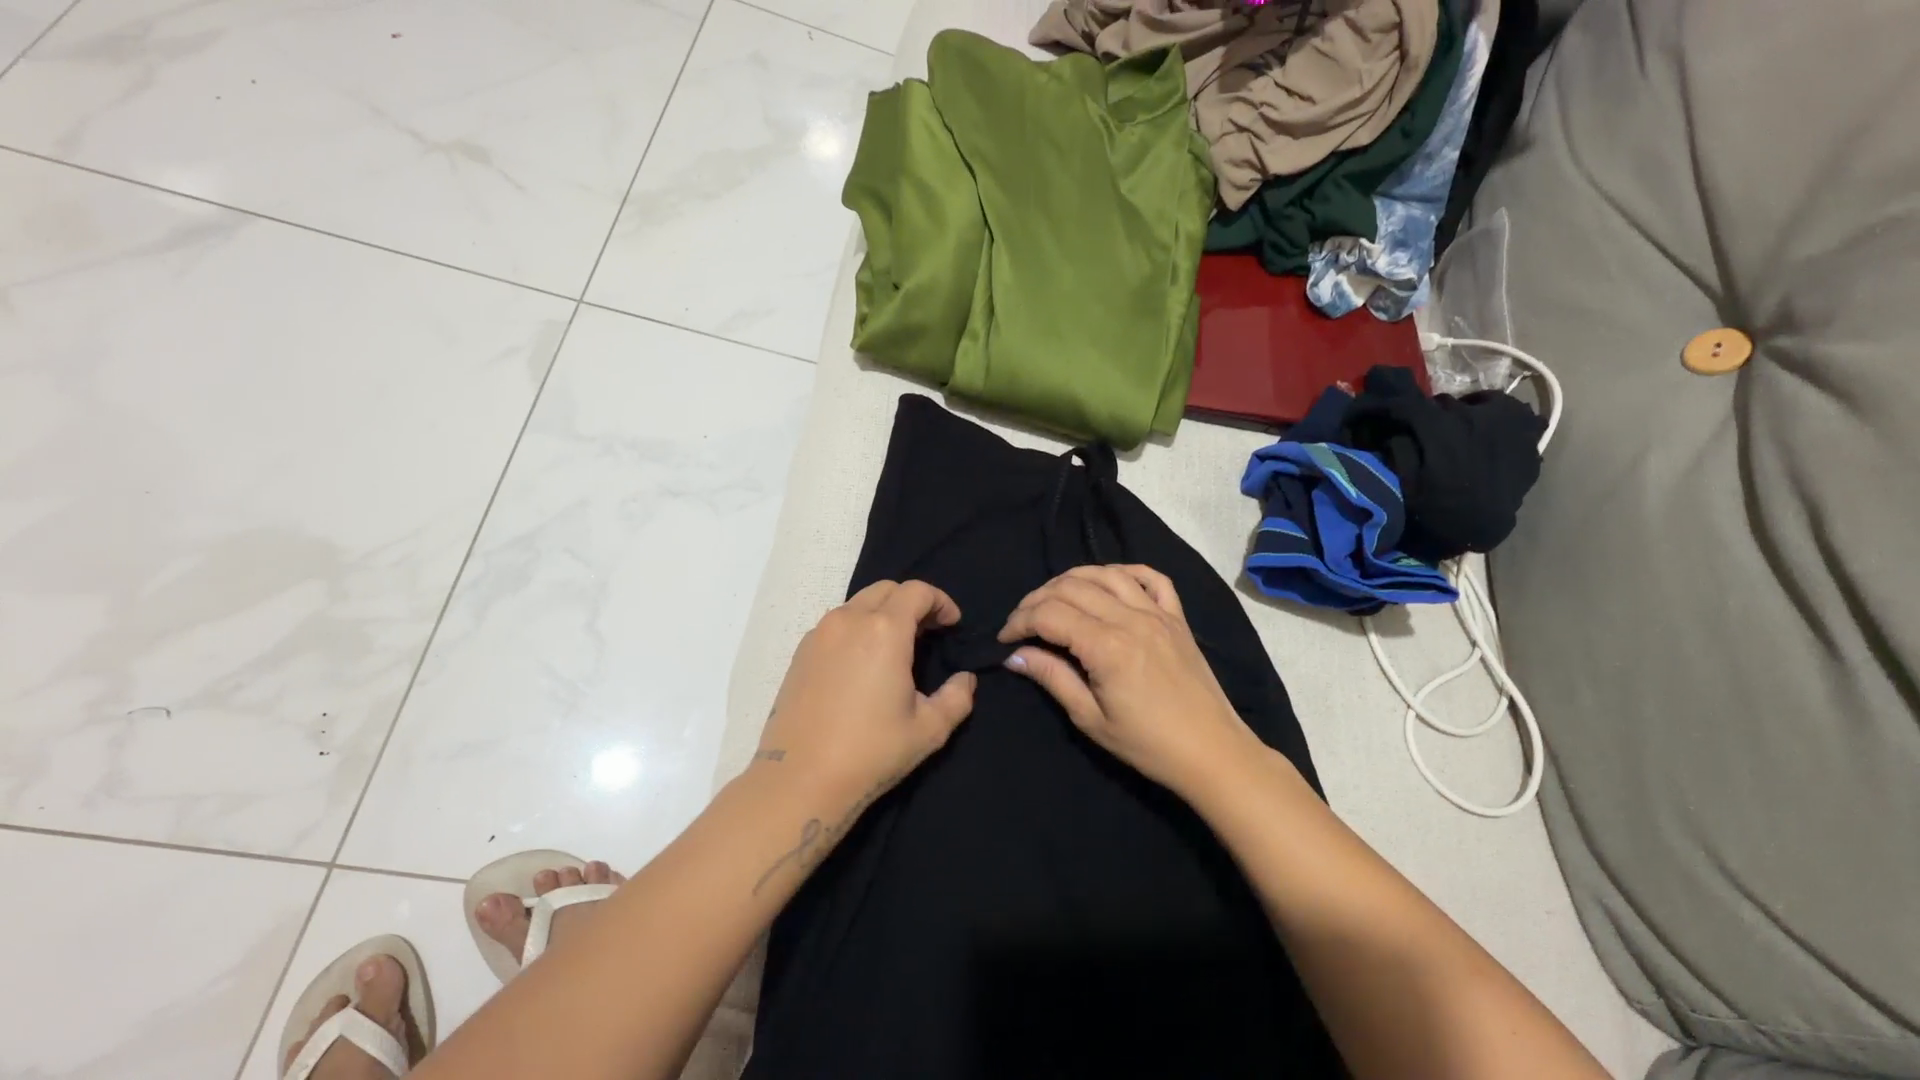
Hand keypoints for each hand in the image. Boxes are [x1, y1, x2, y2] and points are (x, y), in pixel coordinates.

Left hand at [754, 580, 977, 804]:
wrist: (801, 779)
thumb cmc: (871, 752)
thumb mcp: (929, 729)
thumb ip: (957, 697)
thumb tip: (965, 679)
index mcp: (884, 631)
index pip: (917, 592)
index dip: (941, 602)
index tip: (952, 626)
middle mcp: (848, 621)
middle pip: (886, 589)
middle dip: (912, 602)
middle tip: (929, 632)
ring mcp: (819, 634)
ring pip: (858, 604)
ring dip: (882, 613)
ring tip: (898, 647)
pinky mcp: (800, 652)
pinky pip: (836, 624)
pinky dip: (857, 628)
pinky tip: (864, 663)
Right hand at [998, 565, 1260, 796]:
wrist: (1211, 751)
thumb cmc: (1147, 744)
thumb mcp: (1090, 719)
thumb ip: (1052, 678)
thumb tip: (1014, 655)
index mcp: (1106, 646)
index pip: (1050, 614)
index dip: (1020, 621)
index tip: (1005, 639)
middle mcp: (1131, 618)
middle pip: (1071, 587)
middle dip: (1037, 599)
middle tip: (1022, 622)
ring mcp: (1158, 613)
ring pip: (1106, 574)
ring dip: (1072, 579)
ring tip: (1054, 599)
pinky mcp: (1177, 617)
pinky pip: (1151, 578)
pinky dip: (1125, 572)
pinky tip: (1108, 582)